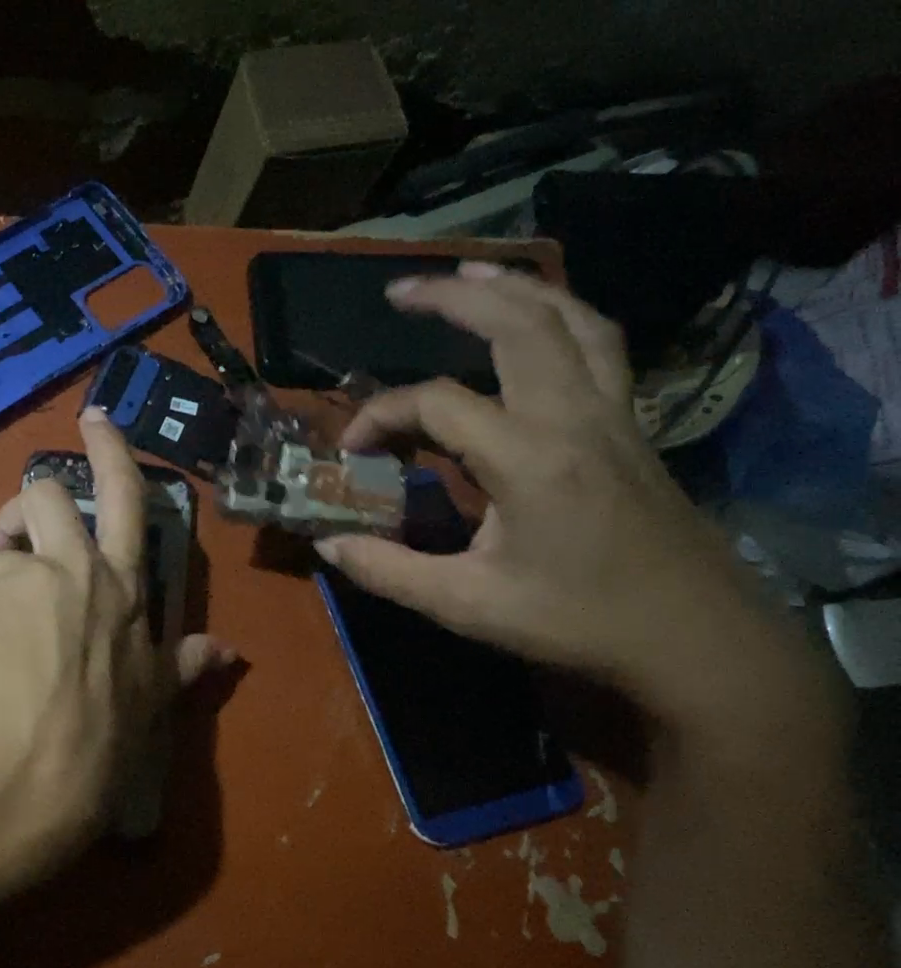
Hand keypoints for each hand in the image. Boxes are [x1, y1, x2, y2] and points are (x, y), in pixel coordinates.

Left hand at [0, 409, 232, 860]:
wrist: (31, 769)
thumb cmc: (100, 740)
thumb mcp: (153, 701)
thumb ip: (184, 667)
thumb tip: (227, 652)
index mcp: (128, 590)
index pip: (127, 500)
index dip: (111, 453)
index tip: (94, 419)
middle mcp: (83, 569)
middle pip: (48, 491)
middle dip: (32, 499)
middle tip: (26, 532)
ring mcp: (34, 577)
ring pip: (7, 533)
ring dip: (2, 556)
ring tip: (2, 611)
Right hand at [316, 263, 797, 728]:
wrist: (697, 638)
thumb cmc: (578, 620)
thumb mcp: (467, 605)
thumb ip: (388, 570)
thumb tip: (326, 543)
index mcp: (530, 458)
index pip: (437, 403)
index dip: (379, 416)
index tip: (350, 451)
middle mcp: (575, 418)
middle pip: (519, 324)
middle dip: (455, 296)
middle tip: (400, 289)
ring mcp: (613, 415)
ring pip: (572, 321)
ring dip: (518, 288)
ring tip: (469, 272)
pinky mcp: (630, 426)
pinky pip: (598, 346)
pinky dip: (561, 316)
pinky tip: (534, 319)